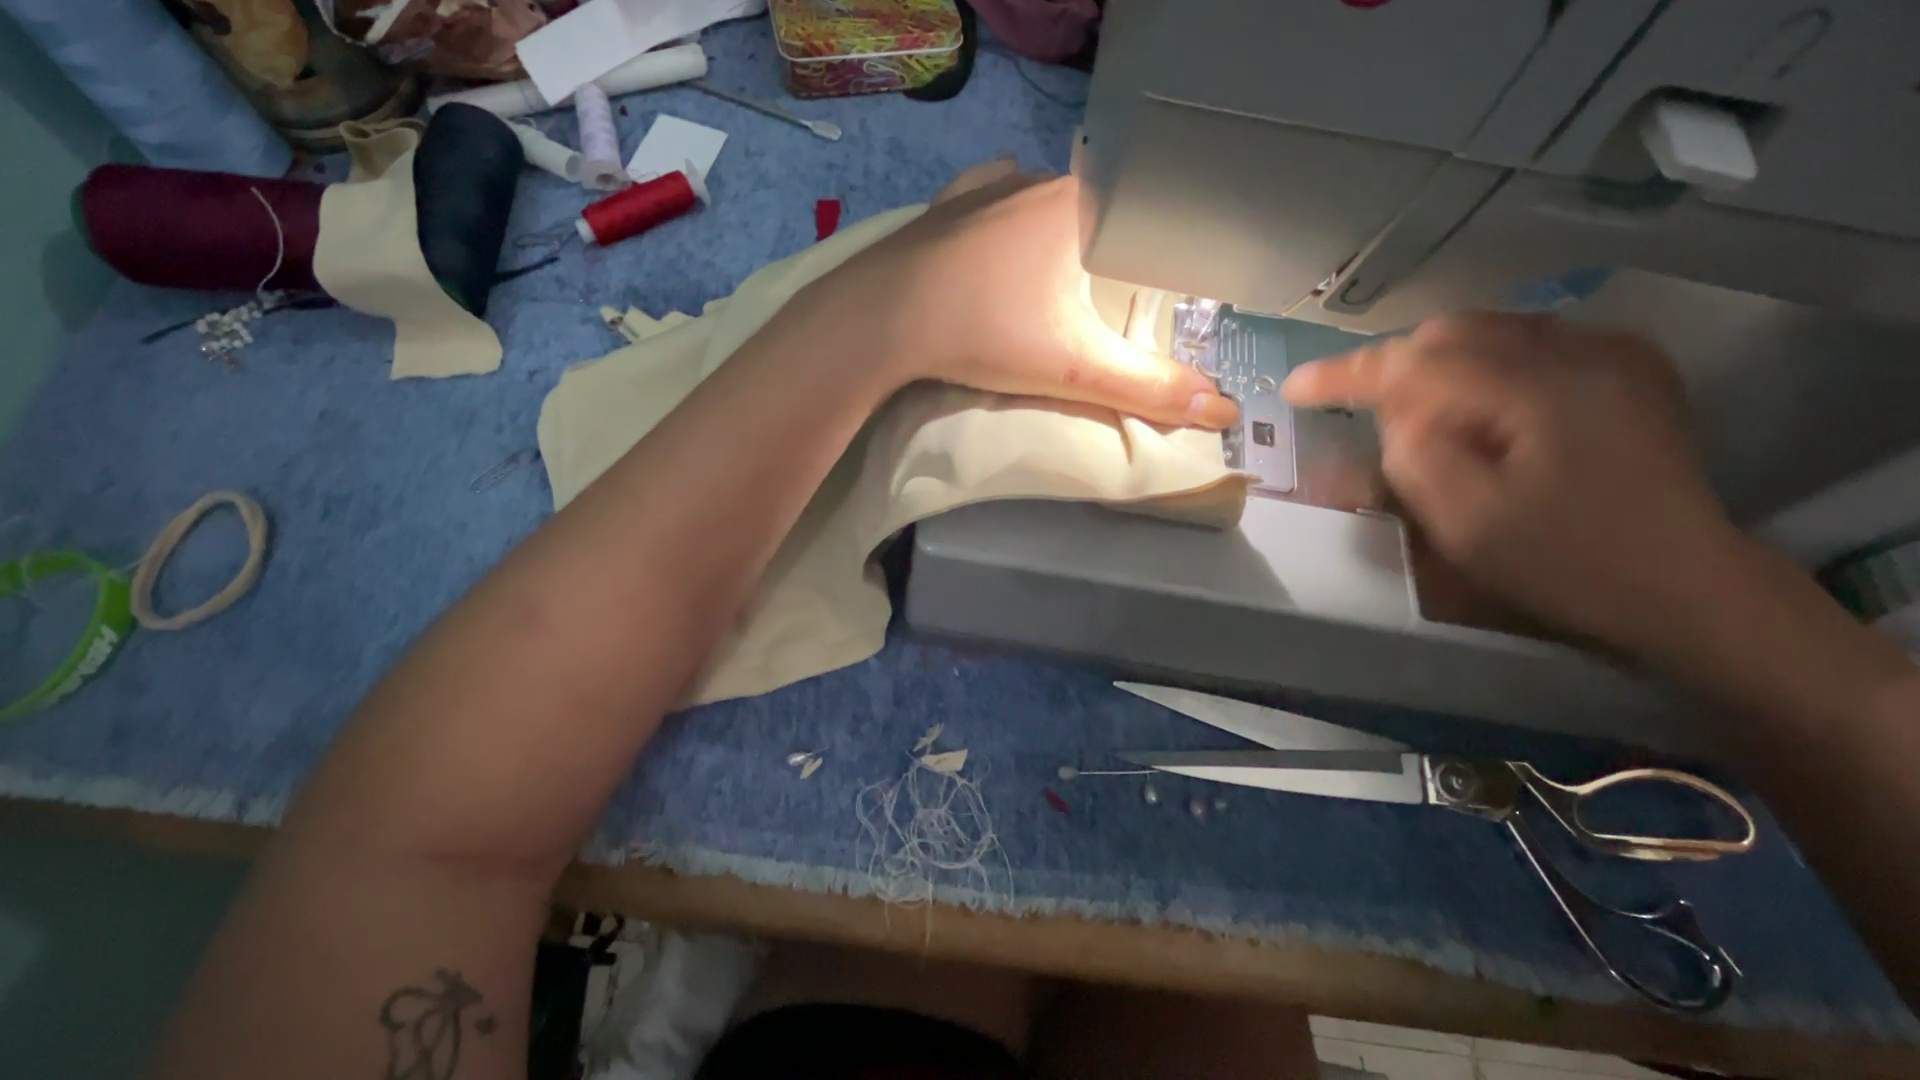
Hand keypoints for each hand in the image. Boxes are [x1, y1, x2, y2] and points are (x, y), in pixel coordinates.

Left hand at [801, 160, 1239, 429]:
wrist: (878, 319)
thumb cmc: (986, 335)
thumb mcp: (1075, 370)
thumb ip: (1150, 388)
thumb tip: (1224, 411)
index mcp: (1083, 203)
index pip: (1146, 224)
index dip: (1158, 265)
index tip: (1155, 306)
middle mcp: (1039, 178)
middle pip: (1098, 215)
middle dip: (1107, 257)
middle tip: (1105, 309)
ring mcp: (987, 184)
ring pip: (1045, 206)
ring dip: (1058, 240)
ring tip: (1055, 288)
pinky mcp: (946, 201)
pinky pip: (995, 202)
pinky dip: (1008, 223)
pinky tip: (1004, 250)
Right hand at [1282, 312, 1745, 655]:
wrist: (1686, 586)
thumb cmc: (1567, 564)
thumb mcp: (1467, 527)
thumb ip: (1413, 459)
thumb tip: (1391, 417)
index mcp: (1536, 391)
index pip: (1416, 363)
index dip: (1346, 373)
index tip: (1295, 388)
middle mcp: (1577, 352)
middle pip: (1452, 332)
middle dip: (1391, 363)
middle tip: (1352, 405)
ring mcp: (1611, 353)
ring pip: (1491, 329)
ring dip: (1434, 361)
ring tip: (1406, 405)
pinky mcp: (1630, 368)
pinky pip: (1532, 341)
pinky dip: (1483, 361)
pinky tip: (1475, 399)